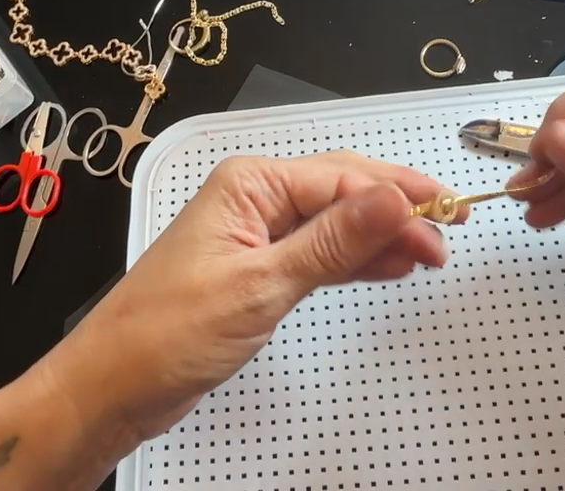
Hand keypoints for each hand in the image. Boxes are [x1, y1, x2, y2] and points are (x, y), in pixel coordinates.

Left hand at [41, 152, 450, 448]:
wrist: (114, 387)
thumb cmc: (170, 331)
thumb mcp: (262, 284)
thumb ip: (333, 242)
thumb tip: (392, 200)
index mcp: (251, 183)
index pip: (340, 178)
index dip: (397, 196)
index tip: (445, 216)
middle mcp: (257, 198)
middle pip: (341, 192)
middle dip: (396, 208)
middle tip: (450, 228)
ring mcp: (258, 233)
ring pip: (335, 223)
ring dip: (382, 236)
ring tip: (431, 251)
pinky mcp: (260, 268)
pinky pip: (320, 253)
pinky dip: (356, 260)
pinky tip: (390, 265)